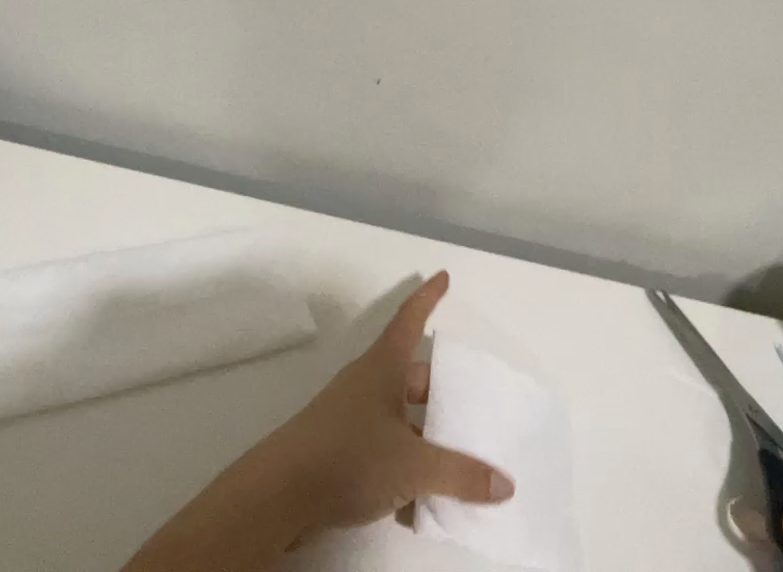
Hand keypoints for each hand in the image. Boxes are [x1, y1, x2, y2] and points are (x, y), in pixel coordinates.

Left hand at [261, 269, 515, 530]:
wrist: (278, 495)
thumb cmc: (347, 457)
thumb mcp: (412, 467)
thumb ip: (460, 475)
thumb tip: (504, 485)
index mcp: (383, 368)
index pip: (410, 320)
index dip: (428, 297)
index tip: (444, 276)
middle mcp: (368, 385)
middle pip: (413, 378)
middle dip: (443, 391)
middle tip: (477, 406)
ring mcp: (353, 418)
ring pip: (402, 420)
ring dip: (428, 440)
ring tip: (463, 464)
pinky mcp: (342, 451)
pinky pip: (386, 453)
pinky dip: (407, 473)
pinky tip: (425, 507)